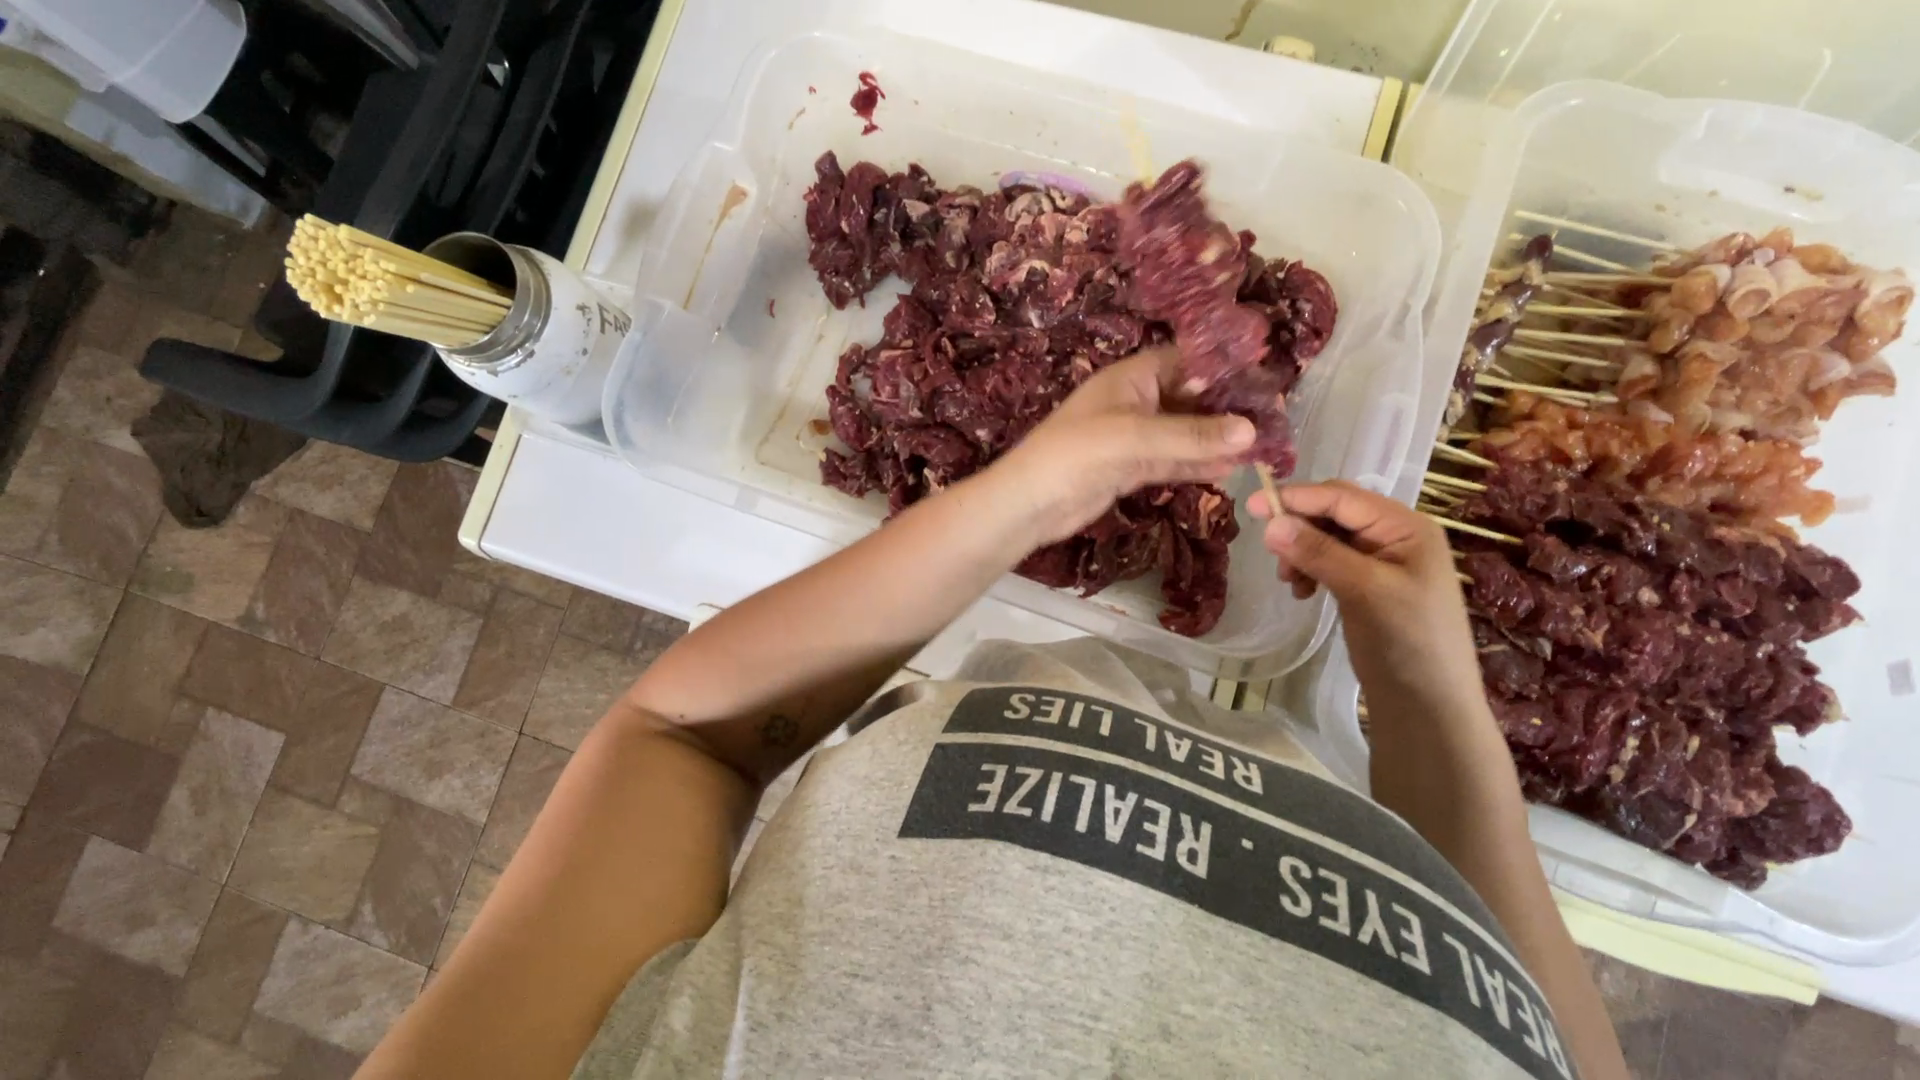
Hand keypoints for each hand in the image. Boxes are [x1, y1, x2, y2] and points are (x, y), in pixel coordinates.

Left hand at [984, 347, 1254, 545]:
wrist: (1029, 503)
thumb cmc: (1075, 454)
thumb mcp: (1134, 438)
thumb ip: (1190, 435)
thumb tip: (1250, 430)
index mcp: (1132, 378)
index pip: (1187, 361)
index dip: (1224, 369)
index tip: (1264, 380)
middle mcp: (1136, 401)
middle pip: (1191, 398)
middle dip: (1227, 409)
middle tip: (1272, 421)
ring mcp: (1134, 437)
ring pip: (1185, 434)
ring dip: (1217, 440)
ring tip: (1262, 448)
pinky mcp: (1131, 468)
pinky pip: (1173, 461)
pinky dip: (1198, 464)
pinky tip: (1230, 469)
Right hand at [1247, 482, 1487, 722]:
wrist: (1429, 705)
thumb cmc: (1408, 641)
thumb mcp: (1364, 591)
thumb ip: (1319, 553)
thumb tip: (1270, 523)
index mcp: (1406, 527)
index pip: (1342, 498)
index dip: (1296, 498)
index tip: (1250, 506)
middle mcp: (1394, 537)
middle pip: (1334, 513)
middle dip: (1299, 527)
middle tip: (1272, 554)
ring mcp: (1381, 563)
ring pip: (1326, 538)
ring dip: (1301, 551)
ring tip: (1290, 582)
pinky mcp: (1366, 587)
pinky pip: (1329, 562)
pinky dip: (1309, 570)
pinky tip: (1302, 592)